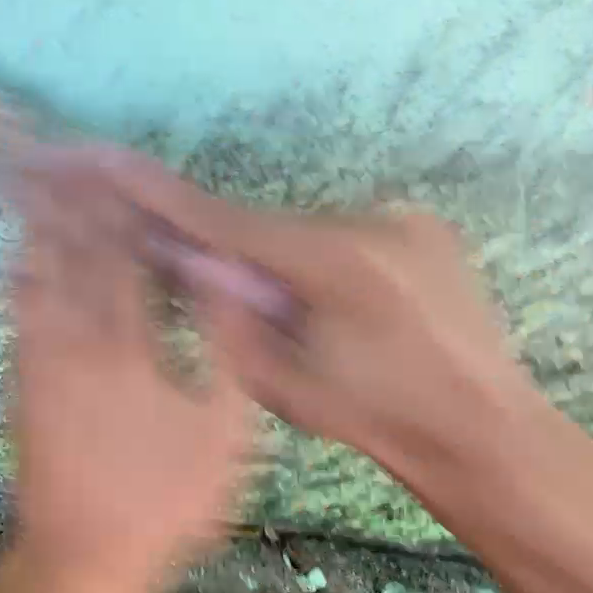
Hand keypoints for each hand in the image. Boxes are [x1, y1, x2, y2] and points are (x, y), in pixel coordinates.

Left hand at [7, 163, 252, 592]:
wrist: (79, 556)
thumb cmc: (164, 499)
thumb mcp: (220, 429)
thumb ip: (222, 346)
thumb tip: (220, 278)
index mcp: (127, 344)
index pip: (123, 252)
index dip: (117, 202)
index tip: (110, 159)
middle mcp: (71, 339)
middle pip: (70, 252)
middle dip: (66, 198)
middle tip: (55, 150)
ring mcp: (36, 361)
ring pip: (34, 275)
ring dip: (36, 226)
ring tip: (31, 183)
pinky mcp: (19, 383)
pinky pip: (17, 314)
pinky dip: (20, 276)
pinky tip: (18, 259)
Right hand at [102, 155, 538, 474]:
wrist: (483, 429)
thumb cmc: (368, 418)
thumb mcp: (273, 378)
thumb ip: (221, 311)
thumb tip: (177, 253)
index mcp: (335, 264)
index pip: (224, 222)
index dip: (159, 196)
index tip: (109, 163)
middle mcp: (373, 223)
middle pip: (259, 227)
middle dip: (220, 249)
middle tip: (191, 278)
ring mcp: (405, 220)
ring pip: (296, 232)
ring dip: (268, 260)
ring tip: (284, 314)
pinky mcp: (422, 227)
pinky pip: (333, 234)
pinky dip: (305, 260)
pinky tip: (320, 304)